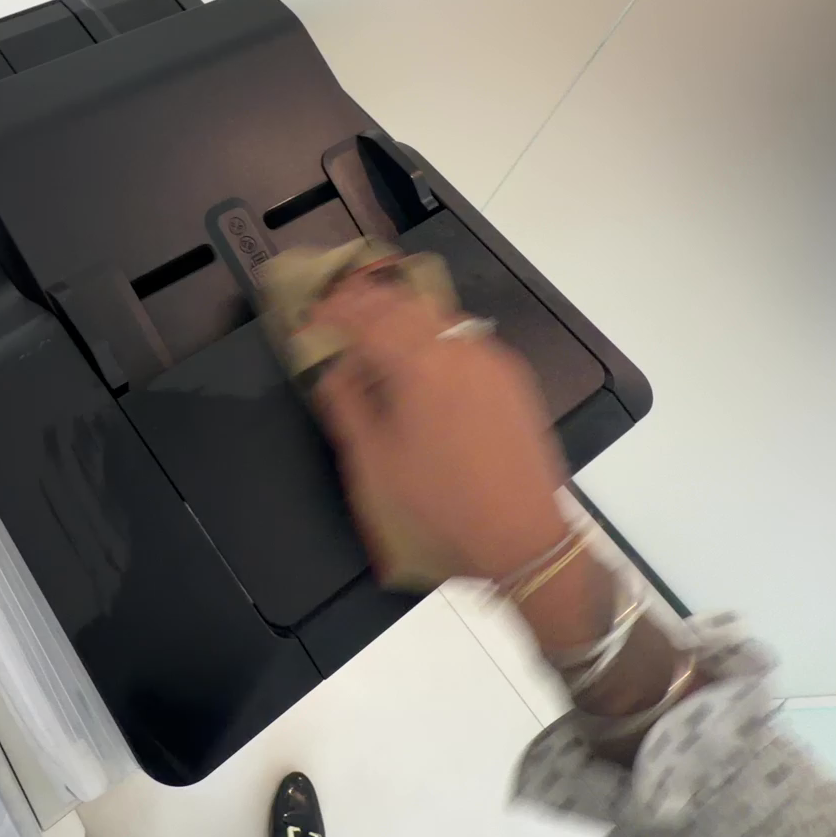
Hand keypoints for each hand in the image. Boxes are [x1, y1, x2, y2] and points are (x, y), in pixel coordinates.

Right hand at [306, 264, 571, 585]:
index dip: (335, 309)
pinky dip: (431, 332)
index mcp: (419, 368)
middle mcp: (457, 350)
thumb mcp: (374, 462)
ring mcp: (490, 359)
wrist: (522, 537)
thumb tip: (332, 370)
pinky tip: (420, 355)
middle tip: (338, 307)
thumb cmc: (438, 505)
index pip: (367, 317)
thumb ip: (347, 404)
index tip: (313, 314)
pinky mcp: (511, 376)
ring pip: (436, 314)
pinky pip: (462, 336)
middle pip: (404, 302)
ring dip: (399, 311)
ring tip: (374, 326)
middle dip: (366, 299)